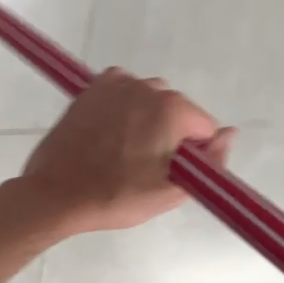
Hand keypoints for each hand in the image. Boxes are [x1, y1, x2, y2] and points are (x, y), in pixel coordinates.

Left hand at [20, 67, 232, 234]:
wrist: (53, 195)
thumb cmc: (112, 198)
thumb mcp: (169, 191)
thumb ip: (209, 163)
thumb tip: (230, 134)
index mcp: (173, 109)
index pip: (202, 129)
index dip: (188, 154)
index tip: (161, 173)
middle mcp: (147, 87)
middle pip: (175, 111)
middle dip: (165, 134)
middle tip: (136, 167)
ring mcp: (115, 85)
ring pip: (147, 100)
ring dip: (141, 120)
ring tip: (117, 152)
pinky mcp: (89, 90)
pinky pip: (119, 91)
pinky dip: (119, 106)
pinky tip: (106, 132)